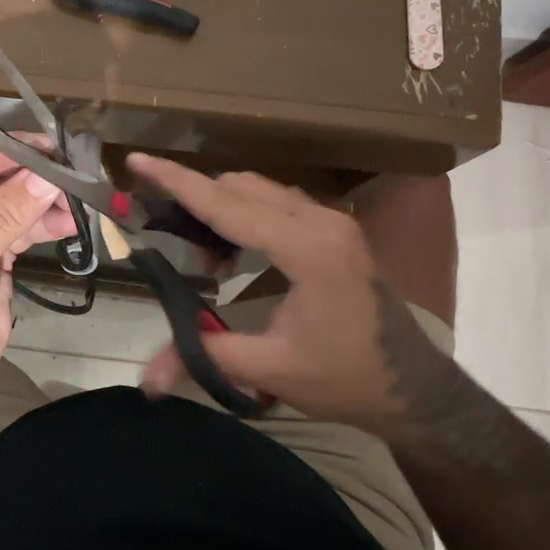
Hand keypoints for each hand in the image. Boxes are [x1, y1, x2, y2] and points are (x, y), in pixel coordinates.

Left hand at [0, 131, 77, 412]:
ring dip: (39, 195)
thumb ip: (2, 219)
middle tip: (69, 164)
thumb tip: (47, 176)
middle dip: (23, 168)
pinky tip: (71, 222)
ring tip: (78, 195)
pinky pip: (16, 222)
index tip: (40, 148)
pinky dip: (42, 222)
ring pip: (3, 193)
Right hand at [129, 154, 458, 427]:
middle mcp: (322, 222)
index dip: (176, 183)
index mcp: (308, 249)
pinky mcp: (335, 233)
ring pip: (258, 192)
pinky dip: (242, 218)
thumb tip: (147, 379)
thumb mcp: (271, 369)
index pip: (227, 205)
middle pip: (240, 188)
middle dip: (194, 202)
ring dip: (219, 212)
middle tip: (164, 238)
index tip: (136, 161)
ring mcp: (333, 223)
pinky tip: (233, 256)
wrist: (413, 388)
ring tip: (205, 262)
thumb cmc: (346, 378)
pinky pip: (276, 205)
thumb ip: (204, 356)